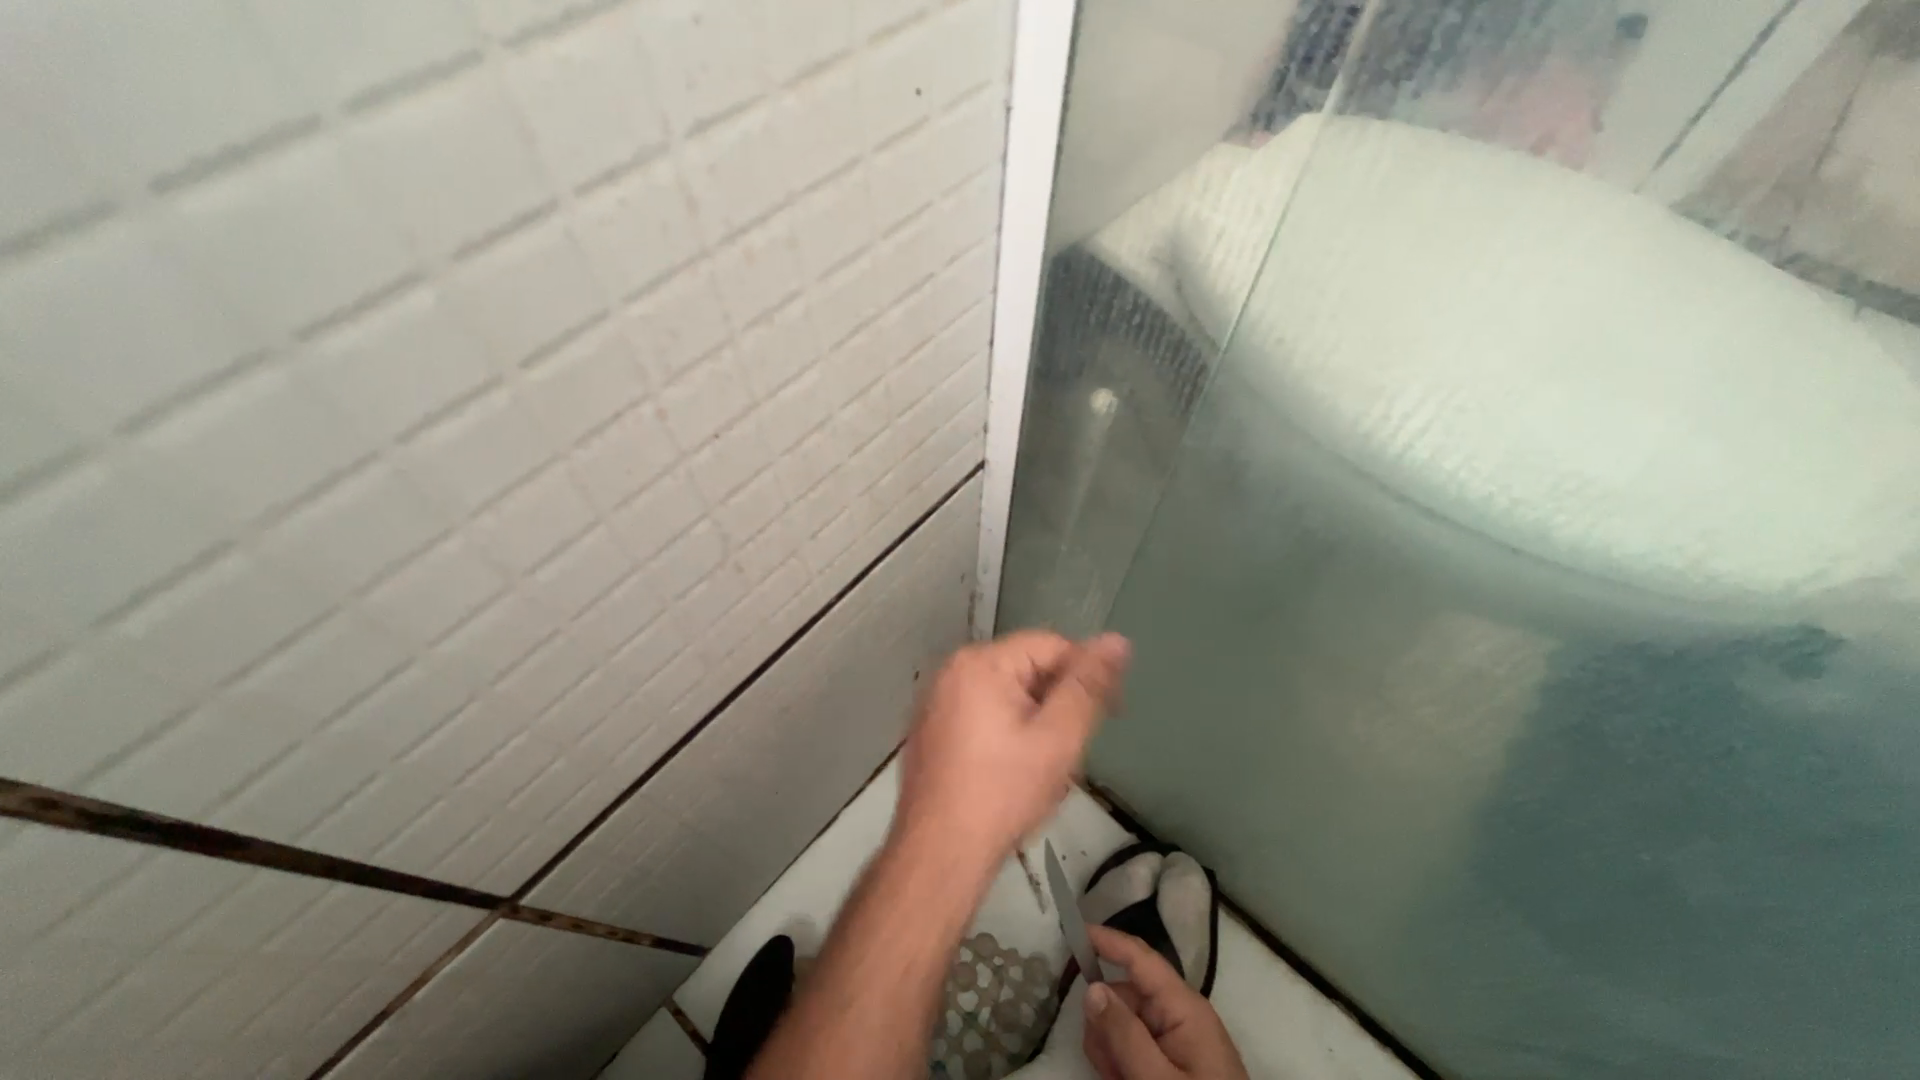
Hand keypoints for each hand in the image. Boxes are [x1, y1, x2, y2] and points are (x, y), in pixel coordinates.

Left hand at [894, 630, 1130, 865]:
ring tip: (1042, 770)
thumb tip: (1117, 640)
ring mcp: (936, 702)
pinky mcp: (930, 731)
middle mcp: (951, 671)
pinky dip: (1005, 736)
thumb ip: (1088, 686)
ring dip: (1035, 724)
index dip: (1086, 677)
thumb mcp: (1058, 738)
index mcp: (980, 662)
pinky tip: (1011, 776)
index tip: (1108, 716)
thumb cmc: (1003, 793)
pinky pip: (982, 716)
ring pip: (1007, 697)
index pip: (1052, 646)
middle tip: (1070, 753)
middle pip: (1027, 669)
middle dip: (1057, 705)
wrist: (940, 852)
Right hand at [1083, 926, 1249, 1079]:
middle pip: (1122, 995)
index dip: (1106, 939)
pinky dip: (1121, 1065)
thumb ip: (1124, 1035)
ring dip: (1111, 1052)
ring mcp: (1174, 1038)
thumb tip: (1092, 987)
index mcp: (1183, 1007)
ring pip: (1120, 1023)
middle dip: (1105, 1026)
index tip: (1070, 931)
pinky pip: (1131, 1047)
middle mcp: (1178, 1014)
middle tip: (1109, 1068)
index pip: (1140, 957)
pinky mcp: (1170, 1059)